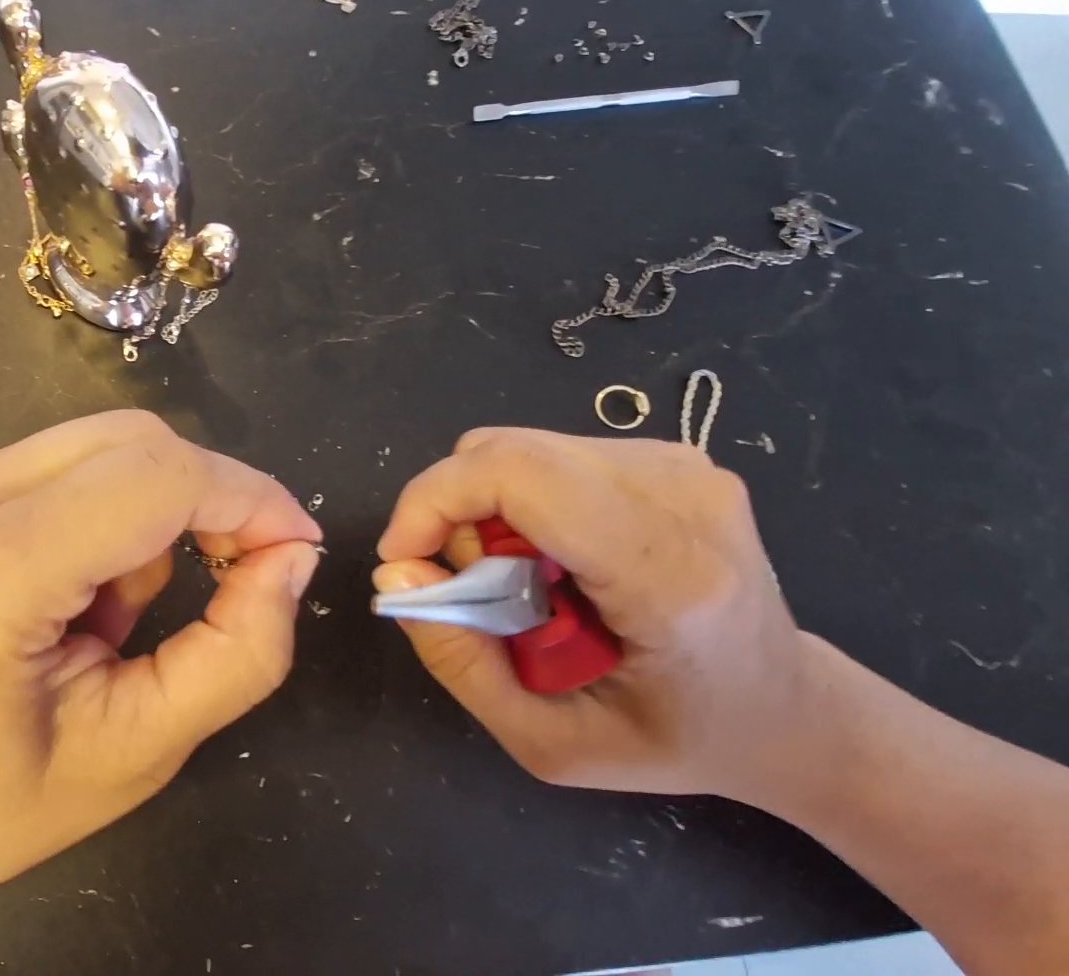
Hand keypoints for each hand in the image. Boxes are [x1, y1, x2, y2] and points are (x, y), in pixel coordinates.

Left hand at [0, 410, 321, 899]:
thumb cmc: (2, 798)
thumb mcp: (143, 749)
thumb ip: (238, 652)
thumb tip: (292, 557)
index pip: (158, 480)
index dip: (249, 499)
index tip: (297, 545)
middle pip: (138, 441)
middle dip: (212, 498)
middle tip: (240, 574)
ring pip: (109, 442)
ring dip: (159, 509)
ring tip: (129, 608)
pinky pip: (72, 462)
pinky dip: (115, 510)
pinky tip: (91, 585)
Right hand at [373, 428, 823, 802]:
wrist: (790, 710)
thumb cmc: (674, 738)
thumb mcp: (549, 741)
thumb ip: (460, 660)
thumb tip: (398, 575)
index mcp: (667, 574)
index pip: (521, 477)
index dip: (434, 502)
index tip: (403, 561)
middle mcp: (681, 495)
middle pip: (505, 451)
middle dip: (449, 511)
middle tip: (461, 583)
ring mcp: (681, 465)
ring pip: (515, 447)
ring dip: (480, 508)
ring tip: (509, 577)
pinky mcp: (669, 455)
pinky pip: (544, 454)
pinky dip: (513, 500)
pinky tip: (543, 554)